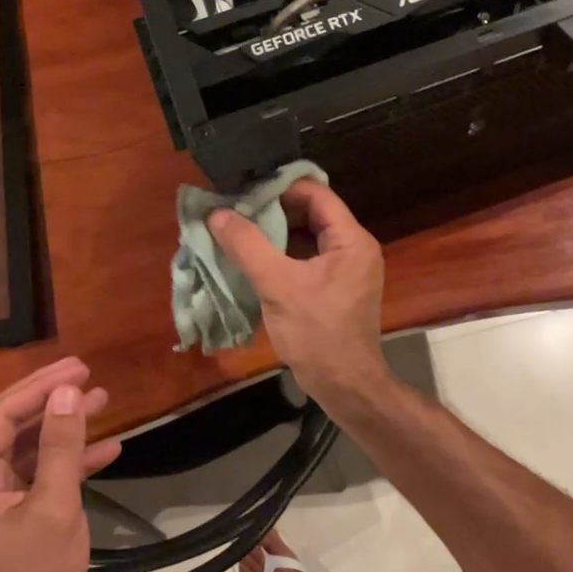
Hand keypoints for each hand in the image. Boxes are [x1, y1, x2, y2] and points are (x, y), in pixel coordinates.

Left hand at [0, 357, 120, 571]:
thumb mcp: (53, 507)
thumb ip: (60, 447)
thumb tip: (67, 392)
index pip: (0, 416)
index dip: (38, 386)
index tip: (77, 368)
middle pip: (12, 426)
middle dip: (49, 398)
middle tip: (87, 374)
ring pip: (30, 448)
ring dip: (64, 426)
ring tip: (102, 401)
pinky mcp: (20, 514)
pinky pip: (43, 475)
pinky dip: (72, 460)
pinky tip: (107, 449)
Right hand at [208, 180, 389, 400]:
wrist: (344, 384)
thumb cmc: (317, 333)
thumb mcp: (278, 285)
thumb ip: (248, 246)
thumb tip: (218, 214)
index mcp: (351, 240)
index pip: (316, 194)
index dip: (280, 187)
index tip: (245, 189)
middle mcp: (354, 247)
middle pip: (312, 213)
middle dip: (273, 209)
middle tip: (236, 209)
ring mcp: (347, 269)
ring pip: (308, 236)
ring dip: (276, 233)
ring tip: (238, 228)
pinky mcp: (337, 287)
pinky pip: (308, 258)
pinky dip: (283, 254)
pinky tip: (253, 256)